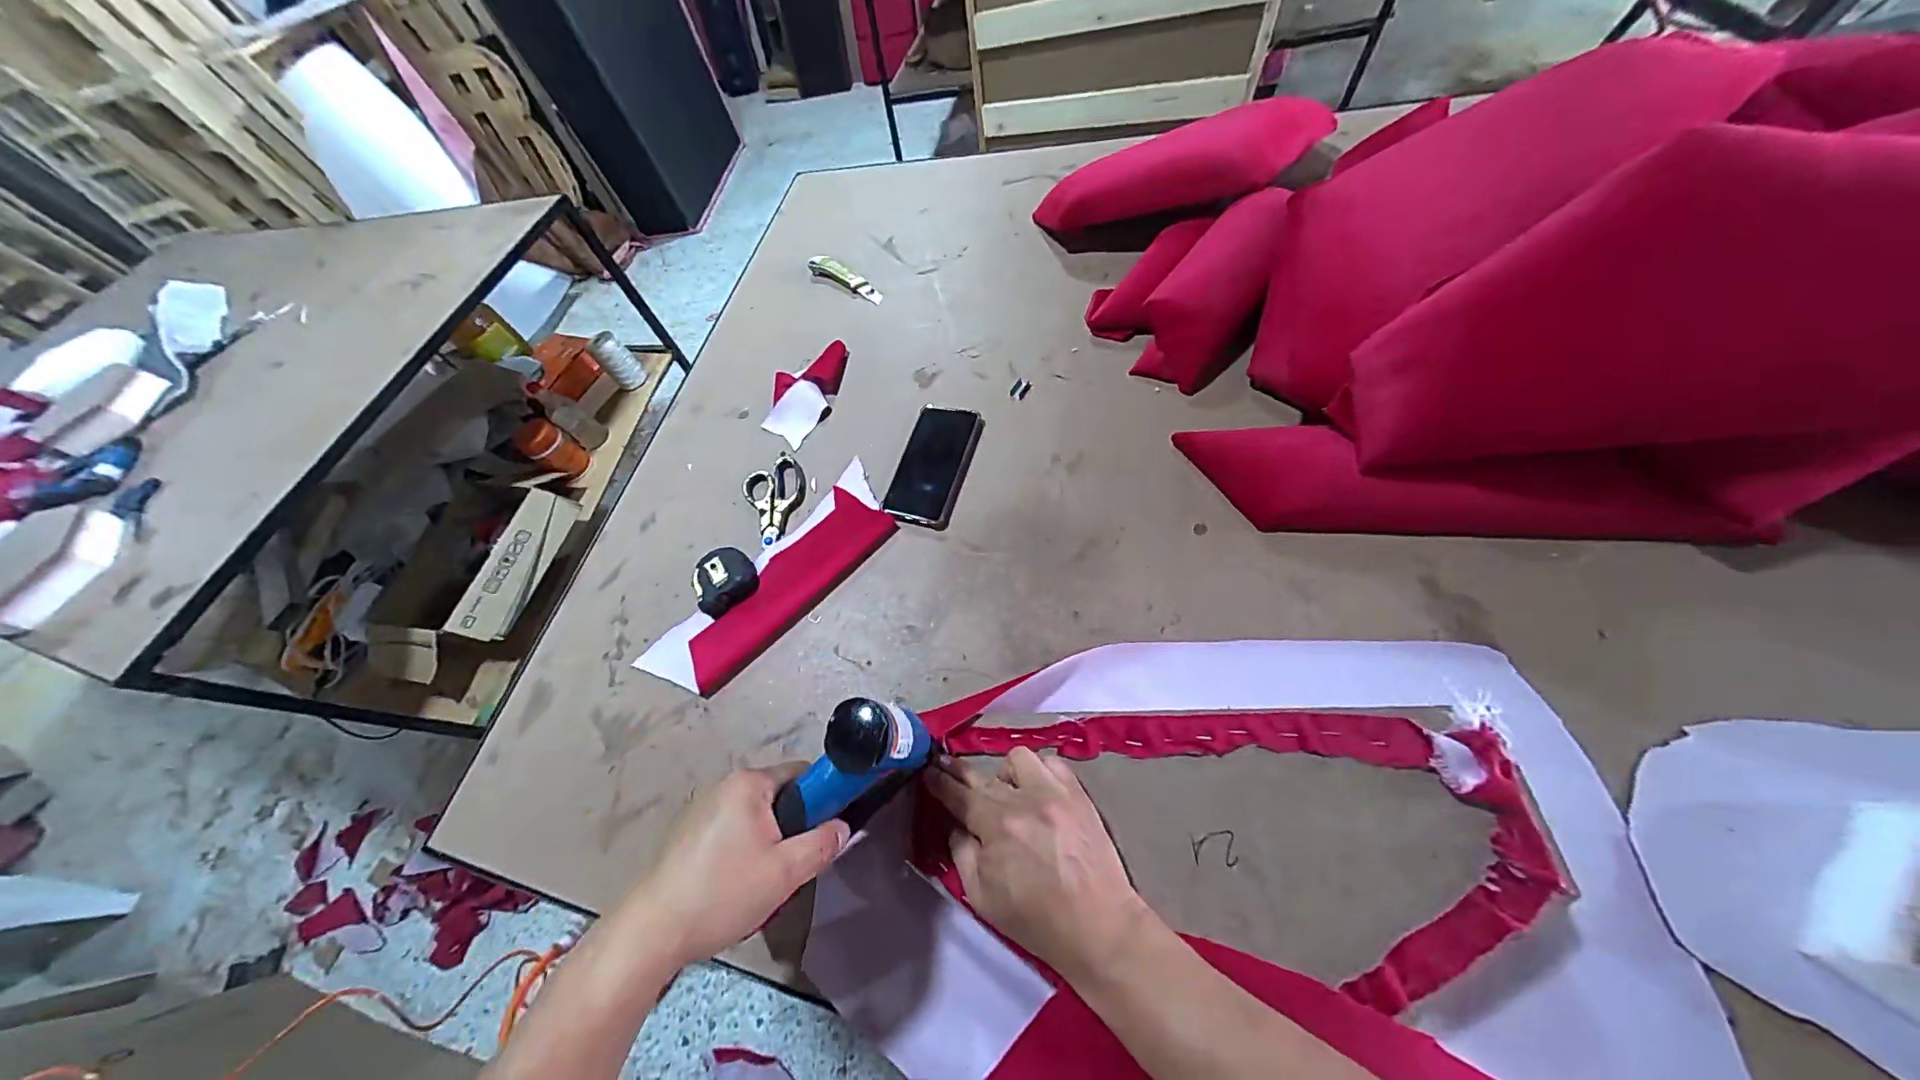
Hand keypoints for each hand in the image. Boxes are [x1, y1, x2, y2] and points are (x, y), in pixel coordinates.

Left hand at [620, 763, 849, 967]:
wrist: (652, 933)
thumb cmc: (723, 893)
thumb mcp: (786, 872)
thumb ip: (822, 844)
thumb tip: (842, 827)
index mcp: (748, 783)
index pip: (803, 773)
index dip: (823, 799)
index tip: (824, 832)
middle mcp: (725, 786)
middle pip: (780, 797)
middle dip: (794, 828)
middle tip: (794, 865)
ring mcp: (703, 809)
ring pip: (758, 819)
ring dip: (770, 844)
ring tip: (764, 882)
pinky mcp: (689, 834)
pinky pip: (734, 832)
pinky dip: (745, 852)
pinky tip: (736, 886)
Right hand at [925, 748, 1154, 982]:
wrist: (1097, 926)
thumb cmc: (1035, 919)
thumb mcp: (981, 896)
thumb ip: (961, 852)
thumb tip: (956, 823)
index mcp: (995, 825)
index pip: (957, 794)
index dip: (938, 782)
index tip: (928, 771)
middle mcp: (1023, 799)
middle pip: (981, 776)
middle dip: (959, 773)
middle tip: (946, 768)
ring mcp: (1054, 792)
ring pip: (1017, 759)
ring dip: (1004, 773)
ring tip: (1007, 794)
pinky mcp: (1078, 793)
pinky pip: (1051, 763)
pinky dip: (1039, 771)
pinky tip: (1037, 789)